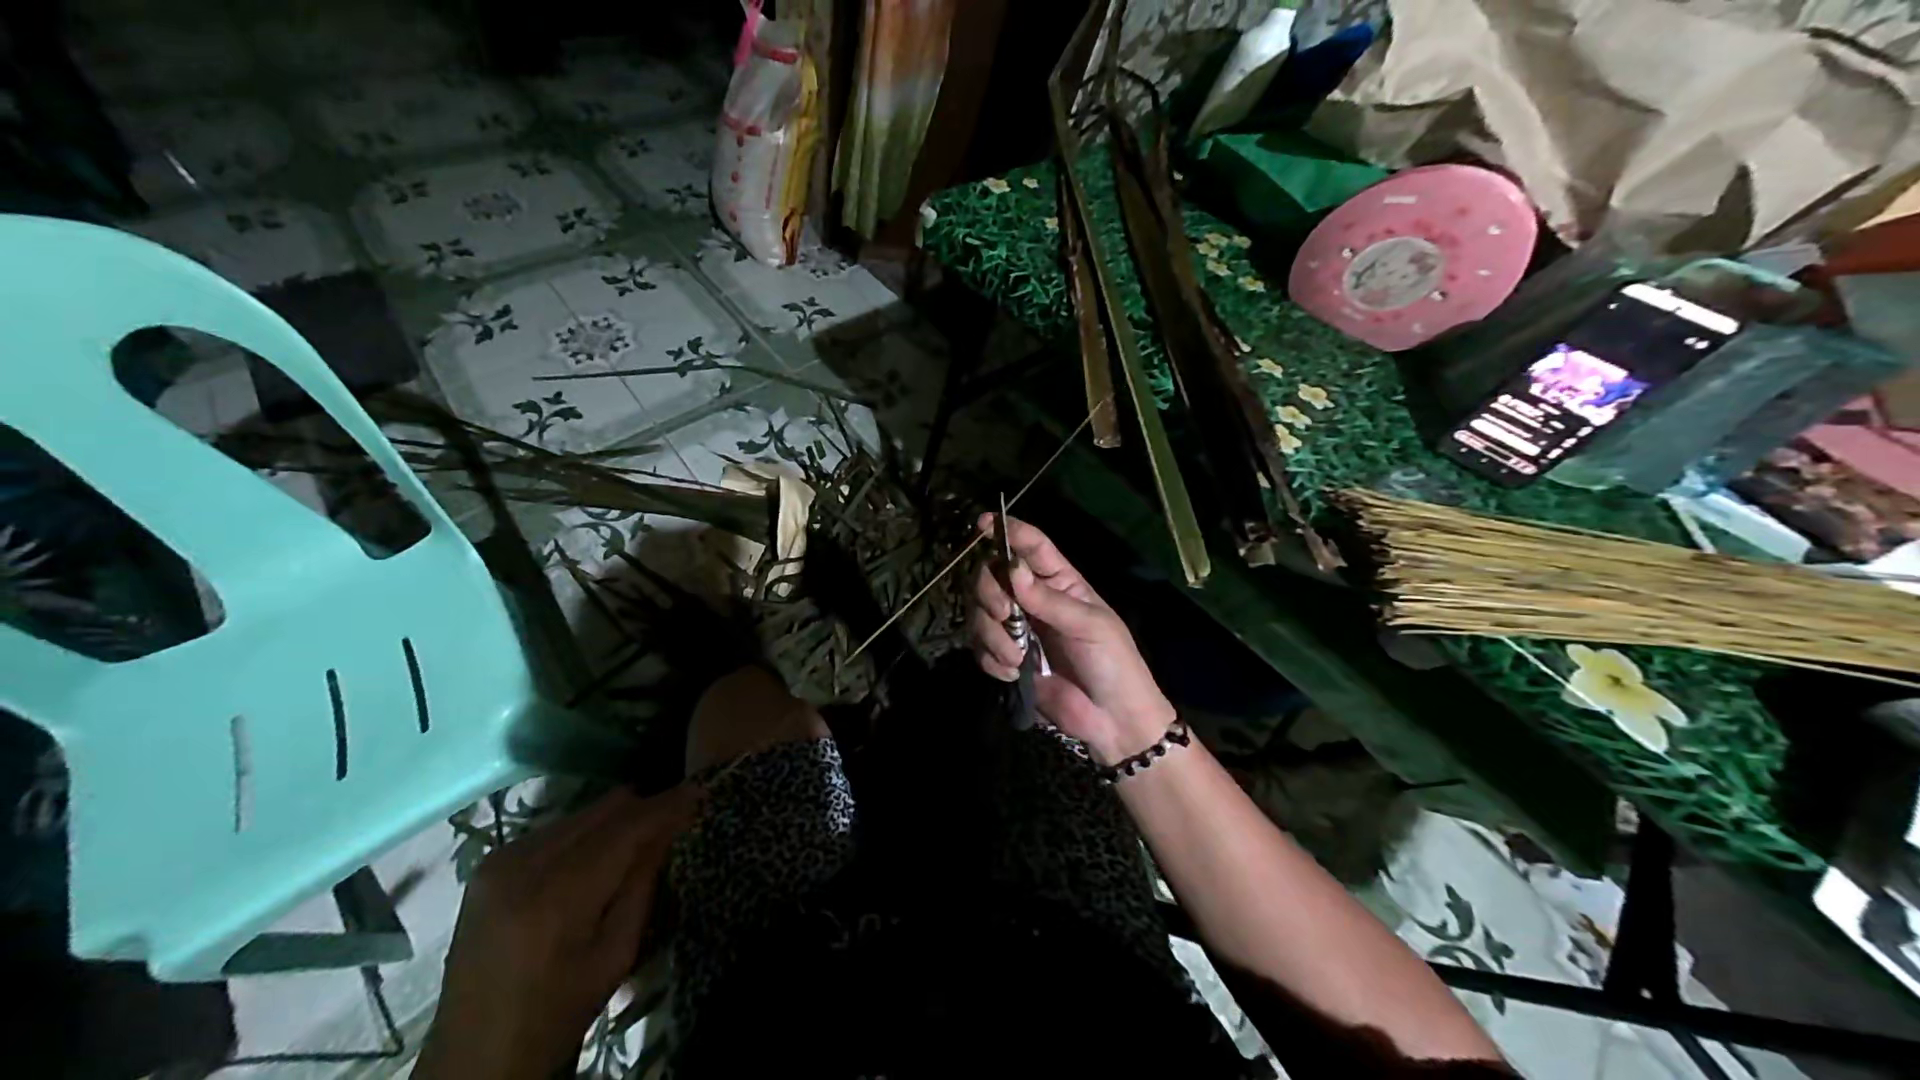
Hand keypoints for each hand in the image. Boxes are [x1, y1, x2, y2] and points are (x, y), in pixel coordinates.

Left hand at [415, 785, 697, 1079]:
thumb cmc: (555, 1014)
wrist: (473, 1054)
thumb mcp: (616, 955)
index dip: (667, 807)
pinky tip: (596, 859)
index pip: (626, 828)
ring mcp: (500, 861)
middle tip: (674, 820)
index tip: (699, 793)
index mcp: (556, 898)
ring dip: (615, 821)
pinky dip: (586, 833)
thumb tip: (670, 827)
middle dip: (644, 809)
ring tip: (637, 843)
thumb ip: (642, 884)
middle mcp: (523, 865)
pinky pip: (555, 827)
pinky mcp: (489, 864)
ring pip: (581, 813)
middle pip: (604, 810)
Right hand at [970, 514, 1175, 762]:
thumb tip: (1012, 570)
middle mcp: (1033, 599)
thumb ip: (1049, 600)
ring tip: (1017, 659)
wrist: (1112, 721)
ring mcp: (1017, 629)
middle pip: (991, 576)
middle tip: (1005, 615)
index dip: (1008, 531)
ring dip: (991, 634)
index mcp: (1060, 582)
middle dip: (991, 593)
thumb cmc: (1114, 663)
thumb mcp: (1090, 626)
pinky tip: (1013, 673)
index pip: (1031, 546)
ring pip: (979, 612)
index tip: (983, 523)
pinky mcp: (1005, 659)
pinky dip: (990, 659)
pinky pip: (979, 647)